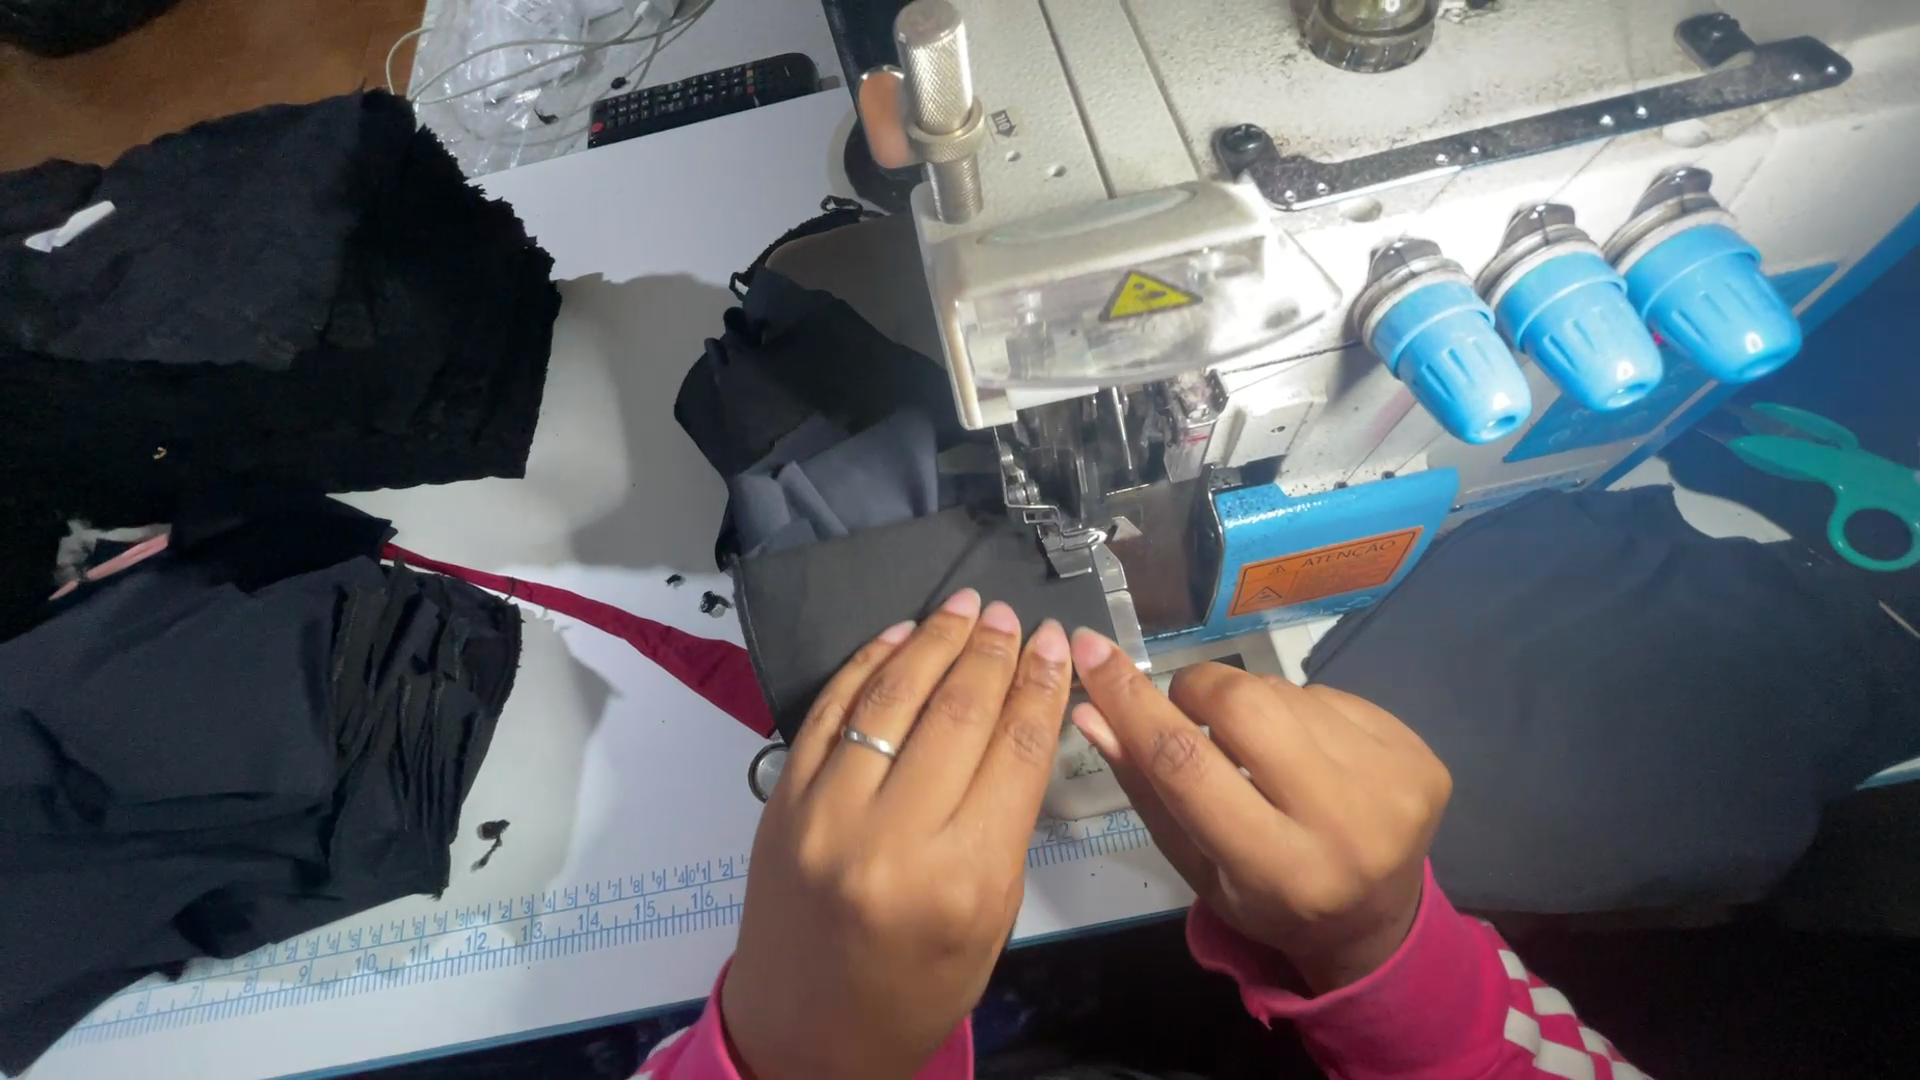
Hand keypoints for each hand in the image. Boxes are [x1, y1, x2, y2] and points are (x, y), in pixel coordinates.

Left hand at [721, 590, 1071, 1079]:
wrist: (804, 1033)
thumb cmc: (917, 986)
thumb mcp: (991, 916)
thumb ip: (1005, 817)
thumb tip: (1021, 716)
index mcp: (962, 878)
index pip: (1015, 752)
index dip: (1040, 686)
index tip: (1053, 642)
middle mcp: (893, 836)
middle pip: (957, 712)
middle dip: (992, 652)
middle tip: (1010, 615)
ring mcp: (826, 811)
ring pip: (892, 697)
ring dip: (933, 640)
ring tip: (963, 607)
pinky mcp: (783, 798)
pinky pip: (831, 710)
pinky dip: (868, 663)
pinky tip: (900, 634)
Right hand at [1067, 631, 1450, 993]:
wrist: (1375, 920)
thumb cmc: (1261, 895)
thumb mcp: (1189, 858)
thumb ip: (1140, 783)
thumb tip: (1089, 711)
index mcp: (1275, 868)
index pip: (1184, 762)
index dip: (1128, 699)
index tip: (1088, 648)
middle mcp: (1344, 825)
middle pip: (1242, 705)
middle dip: (1196, 689)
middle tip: (1186, 708)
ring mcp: (1391, 782)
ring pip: (1279, 689)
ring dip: (1246, 702)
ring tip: (1256, 747)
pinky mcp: (1417, 752)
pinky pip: (1321, 691)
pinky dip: (1292, 708)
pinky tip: (1302, 750)